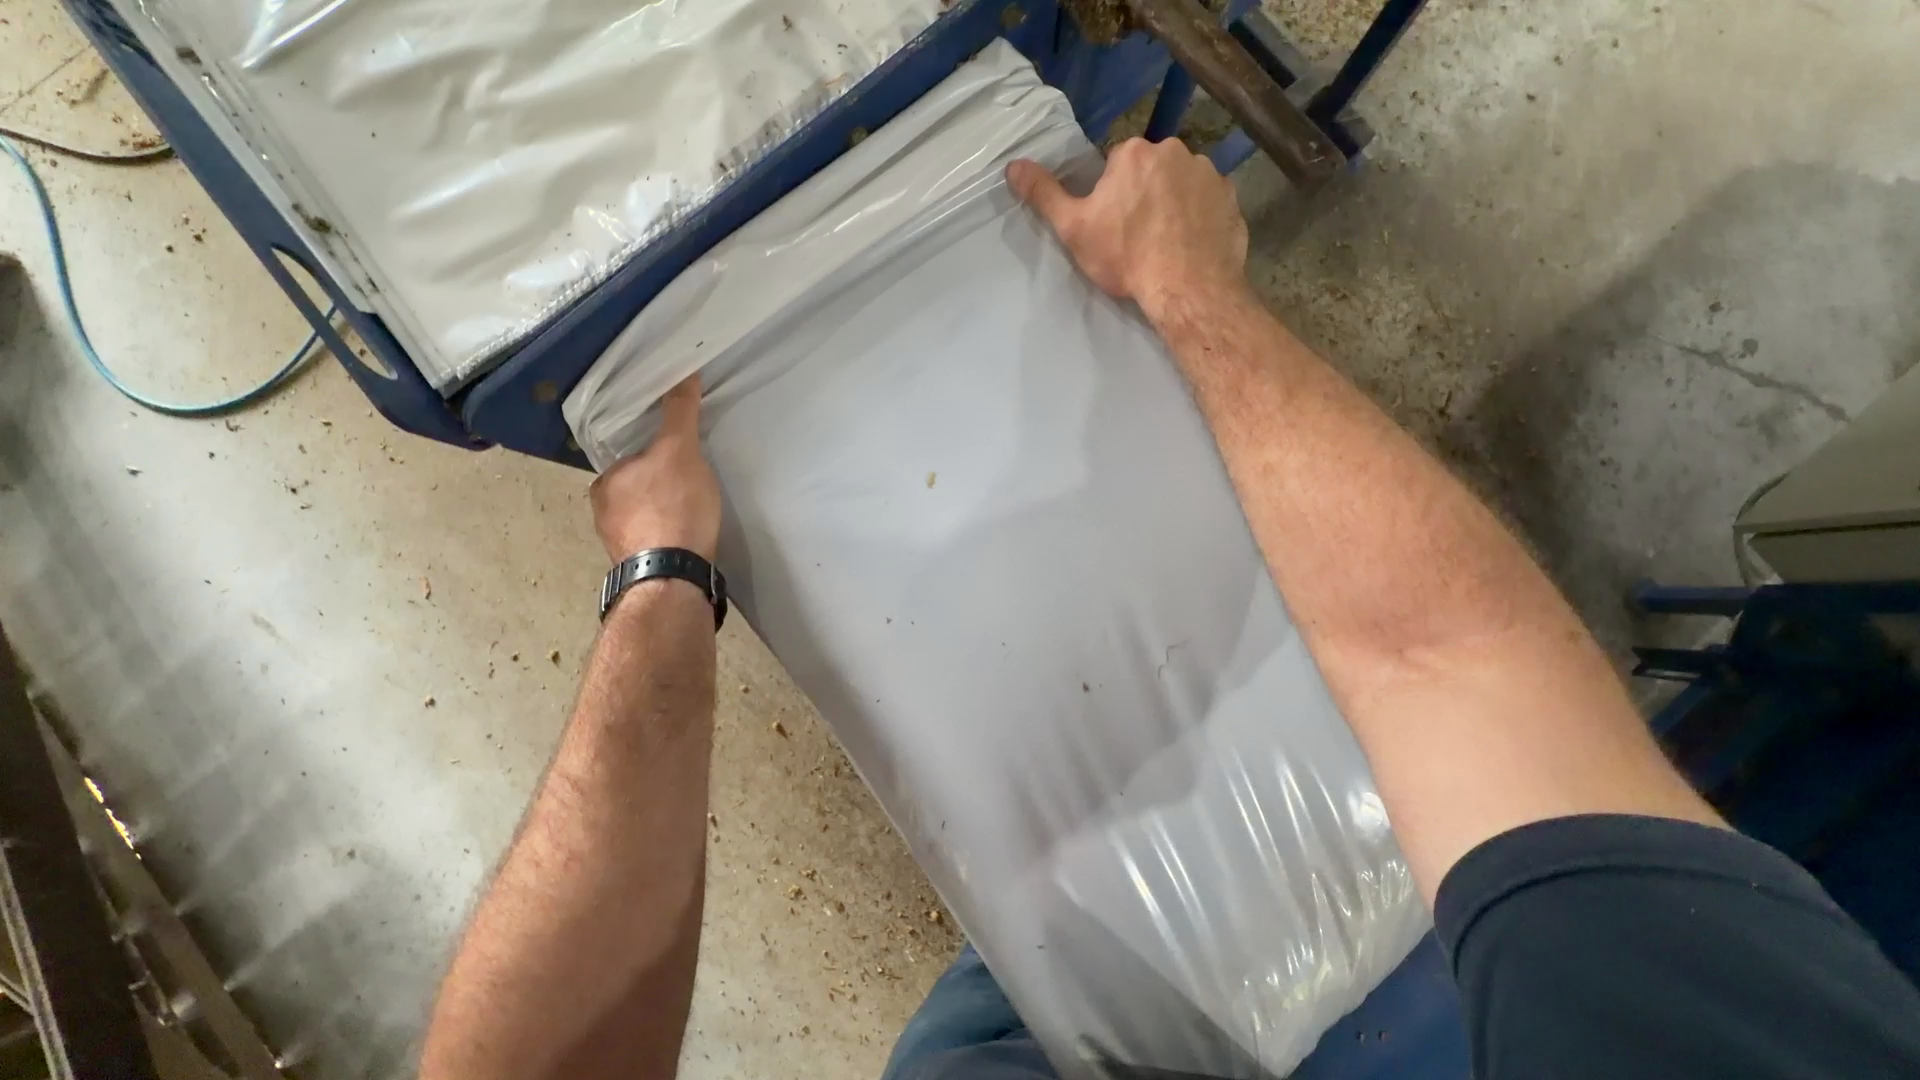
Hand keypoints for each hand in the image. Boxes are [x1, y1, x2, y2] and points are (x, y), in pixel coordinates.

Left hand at [589, 375, 720, 562]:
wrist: (673, 577)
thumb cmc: (672, 508)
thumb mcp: (680, 451)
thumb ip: (679, 414)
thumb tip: (684, 372)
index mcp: (605, 481)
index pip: (630, 457)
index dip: (655, 454)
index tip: (678, 457)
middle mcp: (602, 512)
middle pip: (635, 487)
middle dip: (657, 486)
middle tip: (690, 484)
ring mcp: (618, 543)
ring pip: (642, 517)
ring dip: (661, 514)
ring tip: (692, 514)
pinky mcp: (637, 567)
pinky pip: (651, 541)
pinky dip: (666, 537)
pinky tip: (685, 539)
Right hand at [1007, 138, 1249, 320]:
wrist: (1187, 287)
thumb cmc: (1126, 257)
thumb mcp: (1074, 229)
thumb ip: (1045, 195)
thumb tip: (1012, 166)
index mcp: (1134, 152)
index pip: (1117, 164)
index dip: (1112, 195)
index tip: (1113, 224)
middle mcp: (1175, 150)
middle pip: (1152, 170)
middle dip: (1145, 195)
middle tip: (1138, 236)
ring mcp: (1208, 173)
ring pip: (1183, 183)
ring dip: (1175, 204)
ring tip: (1167, 244)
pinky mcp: (1232, 198)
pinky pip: (1210, 202)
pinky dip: (1201, 218)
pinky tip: (1191, 246)